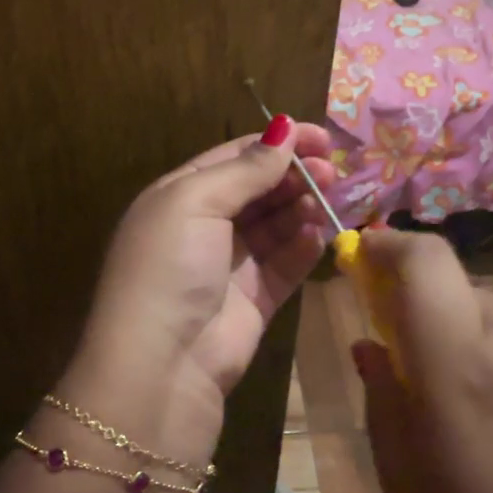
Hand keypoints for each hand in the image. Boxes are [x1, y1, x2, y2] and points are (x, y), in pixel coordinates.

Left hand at [64, 116, 333, 462]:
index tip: (321, 138)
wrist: (161, 364)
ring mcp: (229, 266)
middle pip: (258, 190)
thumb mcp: (196, 203)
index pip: (233, 157)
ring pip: (275, 225)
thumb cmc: (169, 267)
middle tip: (331, 171)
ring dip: (302, 207)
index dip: (275, 144)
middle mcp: (203, 227)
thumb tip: (286, 128)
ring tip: (328, 198)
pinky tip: (319, 234)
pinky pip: (285, 265)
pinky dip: (303, 247)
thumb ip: (245, 169)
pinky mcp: (254, 301)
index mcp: (179, 196)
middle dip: (294, 175)